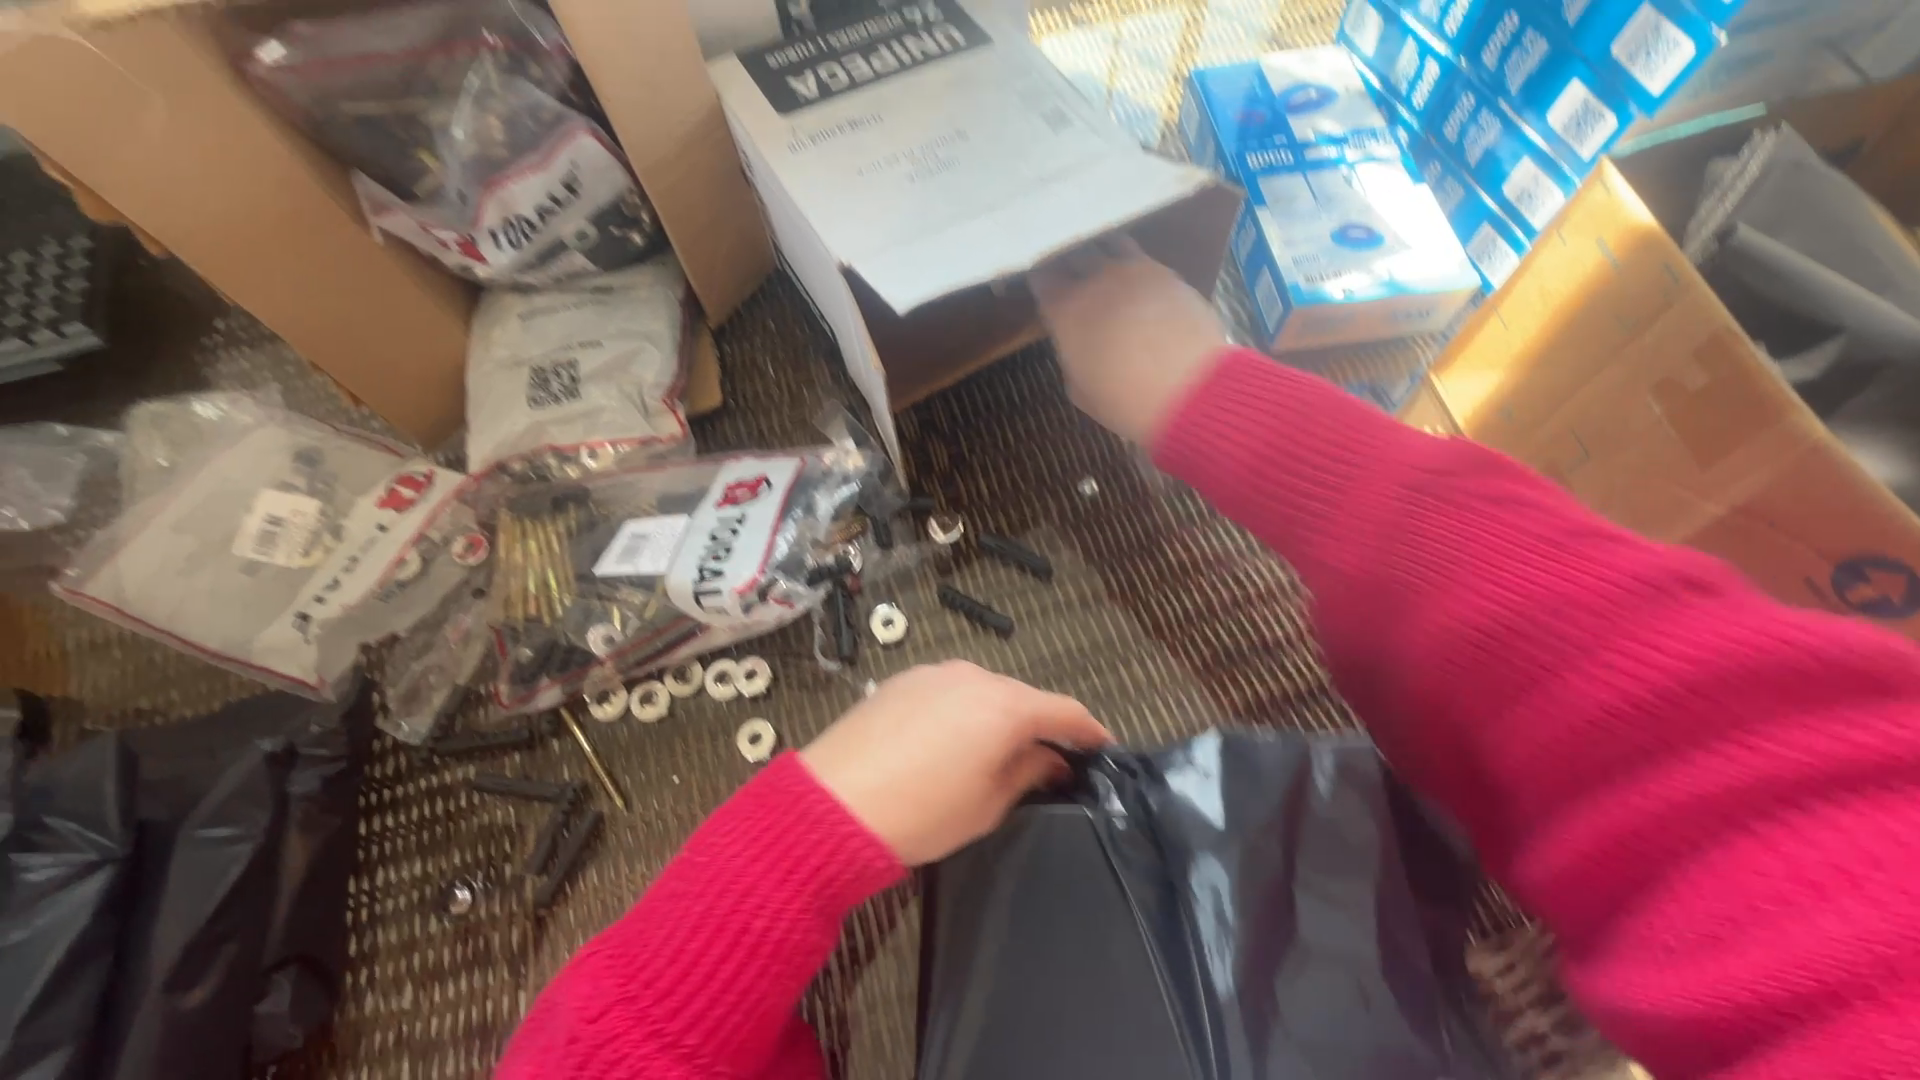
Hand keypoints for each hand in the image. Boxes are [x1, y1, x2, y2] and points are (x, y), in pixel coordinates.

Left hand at [799, 661, 1111, 865]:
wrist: (830, 805)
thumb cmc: (920, 813)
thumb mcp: (987, 804)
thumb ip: (1027, 771)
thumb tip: (1051, 758)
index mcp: (1003, 706)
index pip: (1063, 710)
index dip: (1088, 729)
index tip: (1102, 745)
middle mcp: (972, 677)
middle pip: (1021, 697)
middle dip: (1038, 725)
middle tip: (1047, 759)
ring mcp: (932, 674)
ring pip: (982, 691)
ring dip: (997, 716)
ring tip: (994, 752)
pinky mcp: (901, 681)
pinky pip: (947, 692)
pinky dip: (961, 711)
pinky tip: (949, 741)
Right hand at [1030, 236, 1230, 444]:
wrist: (1191, 392)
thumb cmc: (1125, 400)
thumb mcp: (1080, 389)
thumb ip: (1071, 355)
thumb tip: (1077, 343)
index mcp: (1066, 308)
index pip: (1041, 275)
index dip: (1041, 280)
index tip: (1044, 291)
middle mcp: (1097, 278)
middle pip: (1075, 251)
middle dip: (1068, 261)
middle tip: (1070, 277)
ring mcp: (1136, 270)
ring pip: (1110, 244)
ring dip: (1102, 254)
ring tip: (1104, 272)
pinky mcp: (1170, 274)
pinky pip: (1143, 259)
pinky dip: (1134, 267)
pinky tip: (1137, 287)